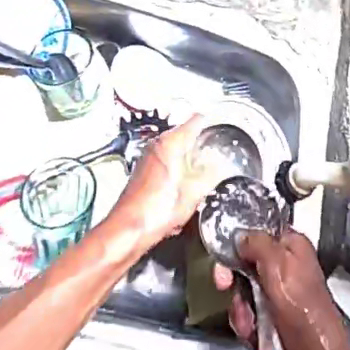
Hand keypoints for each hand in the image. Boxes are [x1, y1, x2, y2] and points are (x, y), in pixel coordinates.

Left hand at [103, 116, 219, 249]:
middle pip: (185, 136)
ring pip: (175, 151)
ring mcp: (148, 157)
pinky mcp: (143, 171)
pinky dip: (176, 172)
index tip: (221, 130)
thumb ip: (210, 175)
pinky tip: (180, 191)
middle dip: (200, 147)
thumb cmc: (155, 211)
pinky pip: (166, 163)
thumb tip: (221, 165)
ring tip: (198, 178)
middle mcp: (157, 145)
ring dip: (188, 161)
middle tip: (214, 160)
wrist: (127, 229)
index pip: (195, 121)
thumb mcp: (193, 194)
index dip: (210, 124)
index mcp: (170, 143)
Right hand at [212, 228, 337, 341]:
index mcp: (293, 246)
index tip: (225, 254)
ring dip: (240, 306)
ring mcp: (280, 296)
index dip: (241, 242)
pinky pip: (250, 314)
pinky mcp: (274, 320)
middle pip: (247, 264)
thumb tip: (240, 236)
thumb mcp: (278, 263)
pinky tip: (250, 332)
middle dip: (235, 279)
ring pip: (245, 292)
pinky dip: (246, 323)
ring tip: (247, 320)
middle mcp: (287, 267)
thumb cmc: (302, 305)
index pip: (260, 234)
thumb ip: (257, 243)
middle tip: (225, 285)